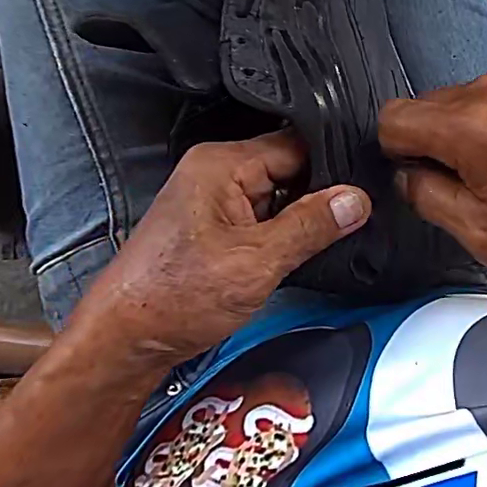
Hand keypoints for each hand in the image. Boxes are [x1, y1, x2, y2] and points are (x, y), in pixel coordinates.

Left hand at [74, 130, 368, 364]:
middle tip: (341, 225)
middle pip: (291, 168)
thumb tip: (355, 200)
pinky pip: (265, 215)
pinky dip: (282, 234)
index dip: (332, 170)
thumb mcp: (257, 262)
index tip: (359, 195)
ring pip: (281, 195)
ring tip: (312, 244)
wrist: (127, 341)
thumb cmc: (172, 298)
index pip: (297, 145)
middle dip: (318, 197)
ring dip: (300, 220)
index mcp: (222, 164)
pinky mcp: (218, 224)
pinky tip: (290, 254)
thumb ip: (311, 226)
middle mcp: (217, 172)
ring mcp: (216, 198)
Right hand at [378, 63, 486, 273]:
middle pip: (428, 106)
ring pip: (466, 102)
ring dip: (471, 134)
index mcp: (469, 126)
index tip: (413, 172)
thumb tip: (408, 179)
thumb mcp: (485, 233)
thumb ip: (428, 198)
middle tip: (468, 185)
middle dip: (434, 144)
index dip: (395, 152)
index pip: (392, 118)